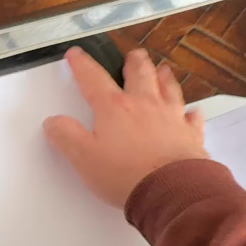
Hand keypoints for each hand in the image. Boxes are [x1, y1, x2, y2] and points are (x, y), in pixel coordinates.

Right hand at [44, 46, 206, 208]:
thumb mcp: (82, 157)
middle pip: (139, 75)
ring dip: (163, 77)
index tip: (76, 54)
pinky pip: (192, 118)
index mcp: (114, 108)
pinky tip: (192, 111)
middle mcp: (144, 105)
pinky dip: (190, 113)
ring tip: (162, 70)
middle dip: (133, 62)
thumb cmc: (125, 173)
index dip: (82, 65)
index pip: (93, 79)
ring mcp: (171, 118)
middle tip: (133, 55)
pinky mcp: (190, 136)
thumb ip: (65, 136)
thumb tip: (53, 122)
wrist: (172, 191)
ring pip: (168, 89)